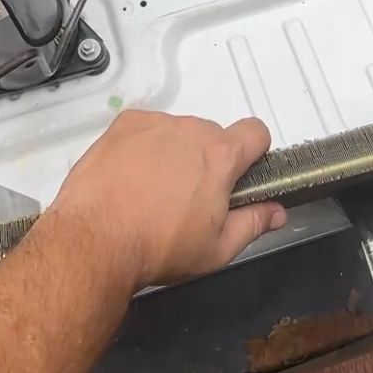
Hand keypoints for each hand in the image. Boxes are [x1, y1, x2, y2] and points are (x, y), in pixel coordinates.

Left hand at [45, 110, 286, 289]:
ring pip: (178, 132)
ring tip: (153, 192)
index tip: (241, 176)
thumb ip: (253, 224)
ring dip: (175, 153)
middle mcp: (190, 129)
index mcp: (220, 156)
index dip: (254, 152)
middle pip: (213, 136)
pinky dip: (145, 146)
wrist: (94, 239)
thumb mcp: (217, 249)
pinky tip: (131, 177)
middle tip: (190, 198)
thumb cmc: (160, 246)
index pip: (256, 132)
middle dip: (209, 161)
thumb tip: (277, 211)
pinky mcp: (124, 123)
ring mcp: (155, 123)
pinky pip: (147, 128)